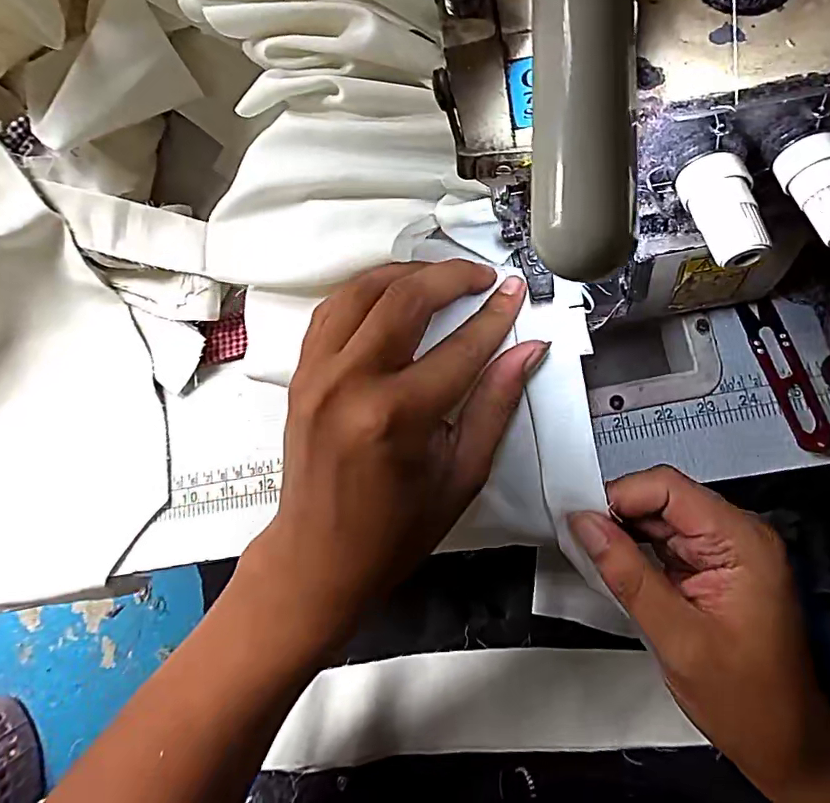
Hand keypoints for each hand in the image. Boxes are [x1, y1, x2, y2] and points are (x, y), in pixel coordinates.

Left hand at [245, 260, 547, 644]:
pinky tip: (391, 292)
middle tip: (481, 277)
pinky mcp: (302, 373)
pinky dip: (365, 290)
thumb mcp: (462, 473)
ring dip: (407, 272)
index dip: (495, 315)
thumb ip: (496, 403)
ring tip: (441, 276)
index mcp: (397, 416)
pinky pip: (333, 309)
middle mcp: (351, 383)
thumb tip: (527, 351)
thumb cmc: (394, 529)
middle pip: (406, 298)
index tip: (513, 294)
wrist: (317, 557)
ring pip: (363, 290)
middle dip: (452, 276)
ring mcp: (318, 374)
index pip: (460, 346)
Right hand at [571, 466, 829, 801]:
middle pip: (663, 498)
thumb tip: (591, 527)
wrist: (787, 744)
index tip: (586, 516)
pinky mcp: (716, 564)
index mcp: (742, 542)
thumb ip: (628, 574)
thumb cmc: (754, 702)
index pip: (669, 487)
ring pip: (661, 517)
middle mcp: (740, 536)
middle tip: (586, 539)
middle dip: (620, 516)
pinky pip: (668, 539)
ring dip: (627, 534)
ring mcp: (728, 550)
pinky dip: (639, 551)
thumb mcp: (678, 639)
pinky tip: (623, 570)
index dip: (622, 495)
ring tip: (602, 560)